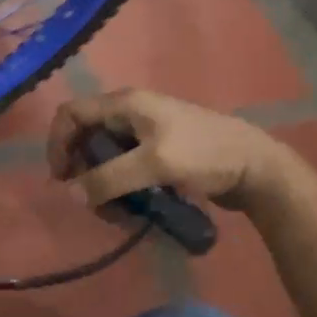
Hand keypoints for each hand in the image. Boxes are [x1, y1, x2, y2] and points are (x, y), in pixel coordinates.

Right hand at [46, 90, 304, 217]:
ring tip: (118, 212)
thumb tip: (71, 194)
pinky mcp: (160, 153)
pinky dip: (123, 188)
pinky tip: (135, 208)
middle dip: (83, 171)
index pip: (71, 113)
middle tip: (92, 201)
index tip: (62, 177)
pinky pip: (126, 168)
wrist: (258, 167)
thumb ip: (109, 179)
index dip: (58, 142)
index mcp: (126, 103)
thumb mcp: (154, 165)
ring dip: (104, 185)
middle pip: (86, 137)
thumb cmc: (204, 155)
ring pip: (106, 157)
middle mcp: (131, 113)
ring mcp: (146, 133)